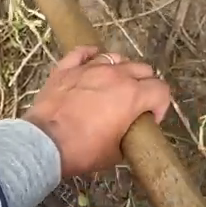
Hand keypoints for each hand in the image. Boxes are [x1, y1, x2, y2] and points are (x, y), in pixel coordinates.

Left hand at [23, 46, 171, 177]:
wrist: (44, 144)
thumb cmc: (82, 151)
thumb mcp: (115, 153)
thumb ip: (129, 136)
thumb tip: (128, 133)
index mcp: (132, 96)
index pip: (161, 90)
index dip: (160, 106)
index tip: (150, 120)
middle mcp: (115, 75)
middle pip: (142, 70)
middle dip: (145, 86)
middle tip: (135, 104)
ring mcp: (89, 68)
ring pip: (116, 58)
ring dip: (121, 70)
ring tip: (114, 85)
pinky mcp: (65, 69)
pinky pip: (82, 53)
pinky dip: (90, 55)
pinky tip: (92, 60)